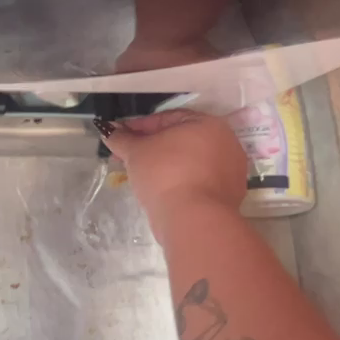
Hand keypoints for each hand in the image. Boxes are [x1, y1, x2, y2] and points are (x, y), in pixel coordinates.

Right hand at [101, 109, 249, 242]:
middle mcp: (226, 143)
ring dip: (165, 164)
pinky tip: (161, 189)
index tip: (119, 138)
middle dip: (151, 147)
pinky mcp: (228, 195)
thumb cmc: (165, 173)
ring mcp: (231, 171)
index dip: (137, 127)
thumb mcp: (135, 152)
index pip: (166, 119)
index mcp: (208, 124)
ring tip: (141, 174)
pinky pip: (198, 180)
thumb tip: (108, 130)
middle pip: (180, 140)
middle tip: (127, 156)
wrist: (193, 220)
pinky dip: (179, 181)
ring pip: (189, 161)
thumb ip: (121, 138)